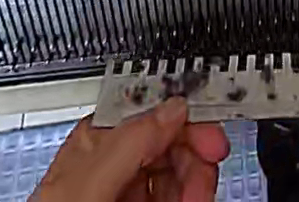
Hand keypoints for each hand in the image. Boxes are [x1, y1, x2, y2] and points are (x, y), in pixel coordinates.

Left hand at [30, 98, 229, 201]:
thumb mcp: (86, 189)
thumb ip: (130, 142)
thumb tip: (175, 106)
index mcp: (93, 144)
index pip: (154, 110)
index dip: (189, 118)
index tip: (212, 135)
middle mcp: (111, 166)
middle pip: (174, 142)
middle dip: (196, 158)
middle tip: (205, 180)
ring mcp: (124, 196)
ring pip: (179, 172)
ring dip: (196, 183)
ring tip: (197, 199)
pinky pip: (175, 196)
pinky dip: (189, 197)